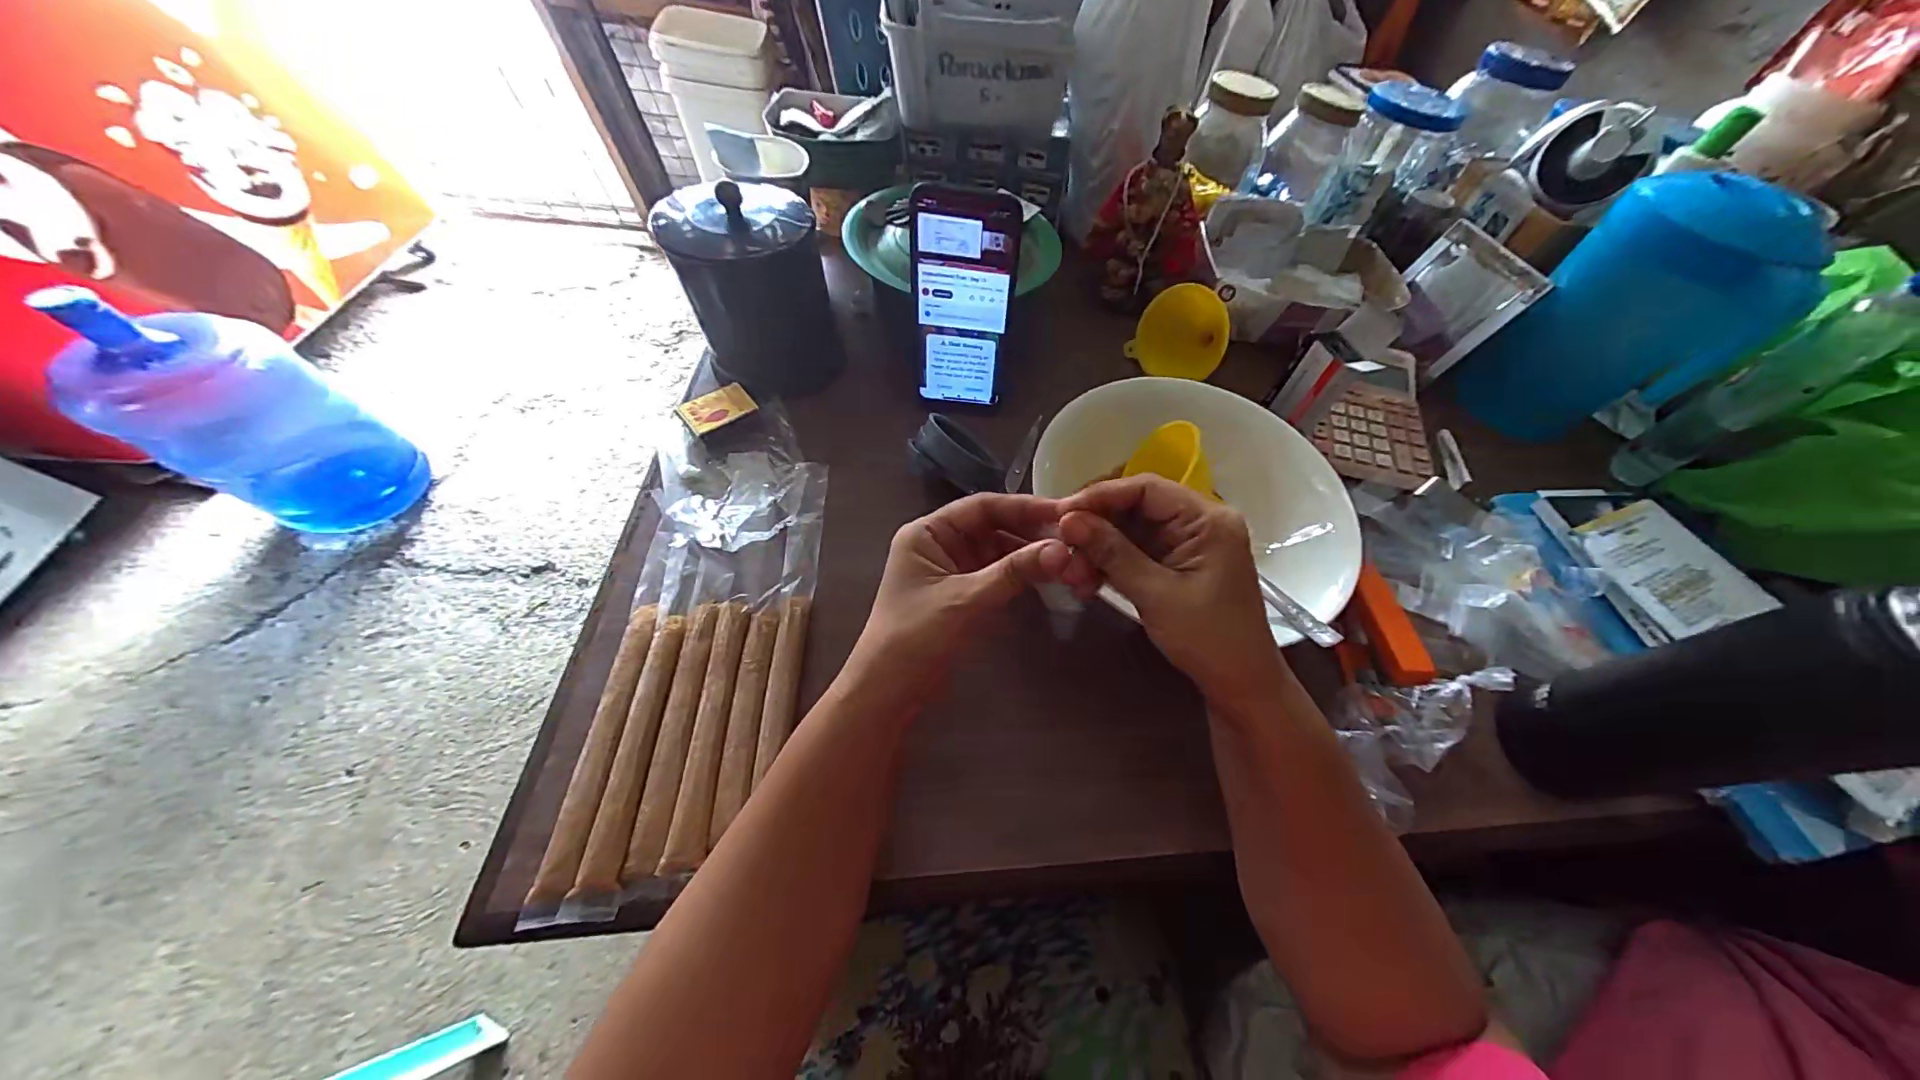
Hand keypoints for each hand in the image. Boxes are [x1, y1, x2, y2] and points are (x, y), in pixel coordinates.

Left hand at [848, 493, 1072, 702]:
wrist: (888, 691)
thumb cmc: (914, 637)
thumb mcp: (964, 600)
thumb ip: (1013, 572)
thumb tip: (1062, 550)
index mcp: (928, 532)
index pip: (983, 507)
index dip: (1024, 507)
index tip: (1064, 514)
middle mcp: (940, 544)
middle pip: (995, 527)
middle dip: (1033, 534)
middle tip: (1076, 540)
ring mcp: (953, 569)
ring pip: (1001, 551)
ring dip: (1032, 555)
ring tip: (1071, 561)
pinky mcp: (964, 594)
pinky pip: (999, 574)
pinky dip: (1023, 575)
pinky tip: (1051, 578)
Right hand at [1057, 475, 1281, 705]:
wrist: (1241, 682)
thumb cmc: (1208, 638)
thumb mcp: (1155, 594)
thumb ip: (1112, 552)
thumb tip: (1068, 520)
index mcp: (1207, 519)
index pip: (1146, 487)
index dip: (1100, 495)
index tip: (1062, 513)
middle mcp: (1199, 521)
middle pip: (1135, 504)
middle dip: (1095, 523)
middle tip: (1060, 541)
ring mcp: (1186, 542)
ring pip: (1129, 528)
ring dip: (1097, 546)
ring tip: (1071, 570)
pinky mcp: (1175, 562)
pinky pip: (1134, 549)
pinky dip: (1109, 561)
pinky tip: (1086, 578)